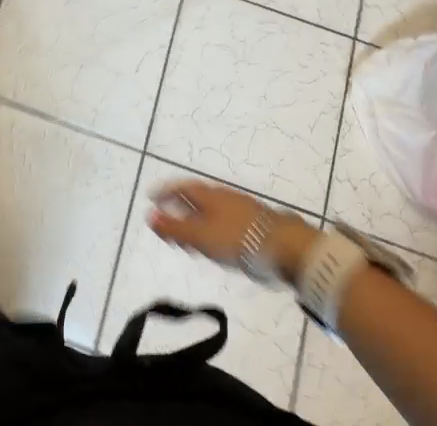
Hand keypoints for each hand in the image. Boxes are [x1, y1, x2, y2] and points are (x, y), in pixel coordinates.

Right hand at [149, 180, 317, 283]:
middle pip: (196, 199)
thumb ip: (174, 228)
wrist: (288, 248)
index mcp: (207, 195)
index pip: (180, 188)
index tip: (151, 198)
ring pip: (212, 211)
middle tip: (168, 226)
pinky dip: (214, 230)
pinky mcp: (256, 224)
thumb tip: (148, 216)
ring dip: (197, 222)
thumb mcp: (200, 237)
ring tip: (191, 240)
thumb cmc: (237, 240)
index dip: (164, 192)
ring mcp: (242, 209)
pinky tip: (218, 245)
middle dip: (180, 210)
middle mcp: (224, 196)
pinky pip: (226, 222)